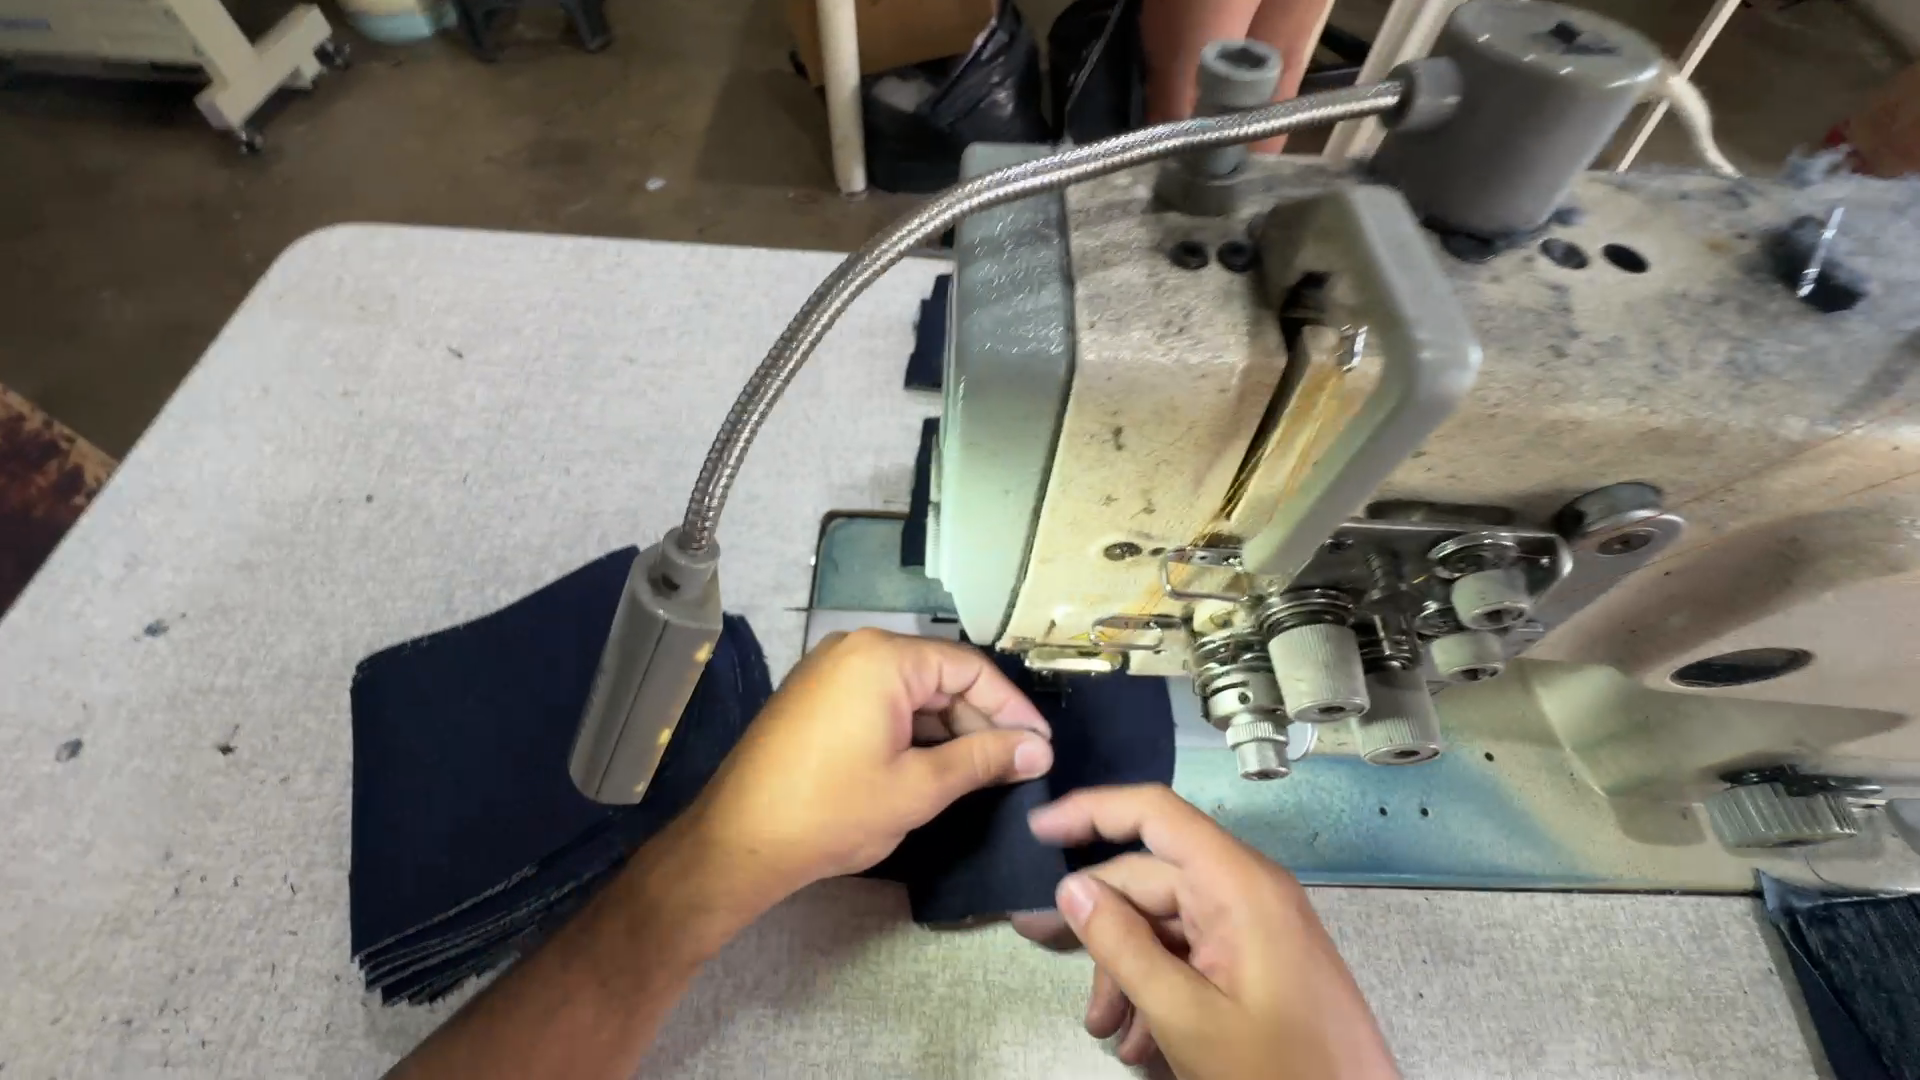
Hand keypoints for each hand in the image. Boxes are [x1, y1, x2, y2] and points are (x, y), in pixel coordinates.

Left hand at [680, 629, 1054, 905]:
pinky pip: (882, 700)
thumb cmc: (832, 811)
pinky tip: (935, 764)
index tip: (1040, 744)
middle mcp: (857, 648)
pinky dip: (912, 729)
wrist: (736, 843)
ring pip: (911, 691)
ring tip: (981, 771)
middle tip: (1015, 764)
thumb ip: (983, 760)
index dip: (1011, 706)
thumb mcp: (918, 788)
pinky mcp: (818, 695)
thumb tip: (1038, 749)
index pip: (969, 667)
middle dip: (979, 720)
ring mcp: (832, 670)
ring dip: (948, 728)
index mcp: (883, 657)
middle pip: (939, 676)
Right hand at [1019, 785, 1396, 1078]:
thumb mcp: (1186, 1017)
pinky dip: (1157, 984)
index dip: (1092, 810)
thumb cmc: (1277, 1076)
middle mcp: (1244, 888)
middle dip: (1101, 923)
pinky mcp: (1256, 958)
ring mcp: (1252, 924)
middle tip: (1040, 948)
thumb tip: (1071, 887)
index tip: (1038, 829)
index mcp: (1237, 882)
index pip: (1154, 813)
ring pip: (1164, 920)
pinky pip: (1190, 950)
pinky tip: (1138, 1041)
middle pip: (1150, 877)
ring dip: (1126, 967)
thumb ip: (1122, 945)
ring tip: (1104, 1029)